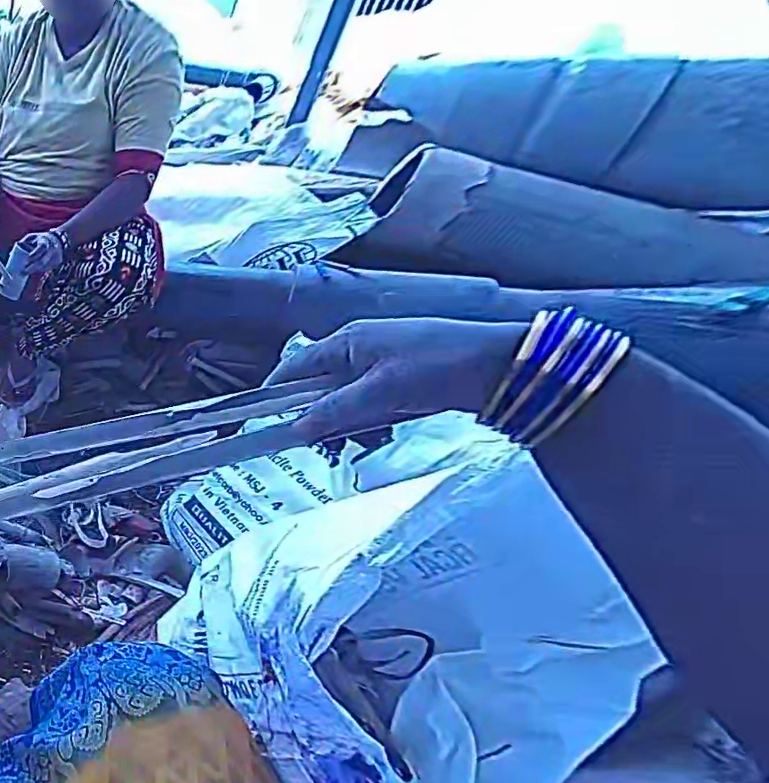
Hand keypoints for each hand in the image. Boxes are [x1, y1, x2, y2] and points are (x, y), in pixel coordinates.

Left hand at [14, 230, 65, 272]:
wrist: (56, 239)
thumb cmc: (38, 239)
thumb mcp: (30, 238)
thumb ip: (22, 244)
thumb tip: (11, 254)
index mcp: (44, 240)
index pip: (41, 247)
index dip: (35, 254)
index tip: (27, 259)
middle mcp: (52, 247)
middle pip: (43, 260)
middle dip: (32, 267)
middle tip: (23, 272)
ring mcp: (56, 255)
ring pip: (45, 266)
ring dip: (36, 269)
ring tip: (28, 270)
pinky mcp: (58, 261)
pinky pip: (48, 268)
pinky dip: (41, 269)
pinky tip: (37, 267)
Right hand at [266, 318, 528, 439]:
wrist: (518, 363)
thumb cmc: (446, 366)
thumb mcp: (382, 392)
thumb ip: (333, 411)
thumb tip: (293, 430)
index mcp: (345, 341)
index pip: (291, 369)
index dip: (274, 395)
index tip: (265, 422)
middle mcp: (358, 346)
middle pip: (315, 385)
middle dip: (315, 414)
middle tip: (322, 441)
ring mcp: (383, 359)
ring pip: (342, 395)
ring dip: (344, 419)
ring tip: (358, 439)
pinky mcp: (404, 373)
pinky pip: (368, 398)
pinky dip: (369, 416)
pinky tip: (384, 428)